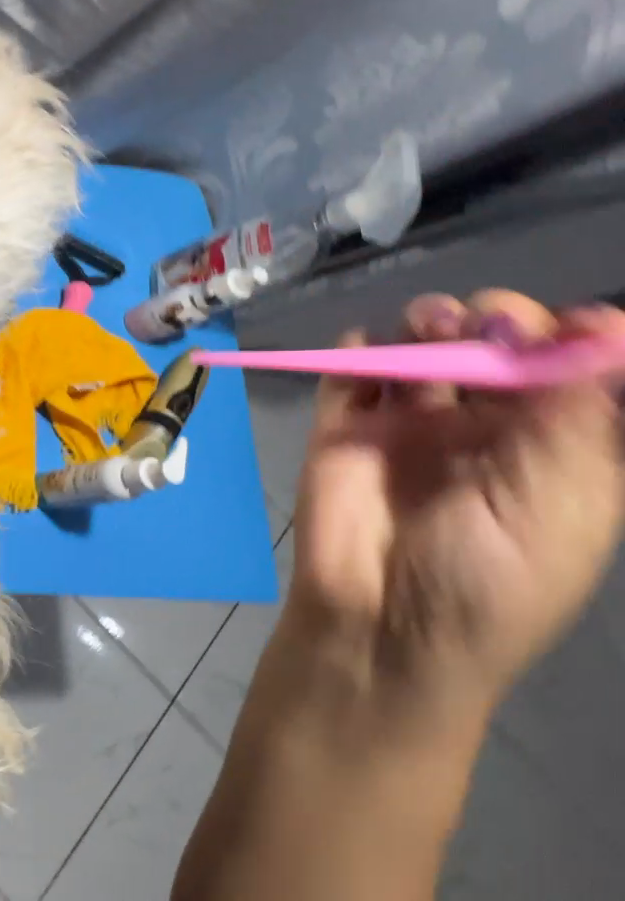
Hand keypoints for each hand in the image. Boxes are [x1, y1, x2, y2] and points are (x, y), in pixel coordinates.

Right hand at [289, 289, 624, 716]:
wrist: (382, 620)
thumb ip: (575, 421)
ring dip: (431, 322)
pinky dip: (357, 348)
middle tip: (487, 325)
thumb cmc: (491, 578)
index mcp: (559, 447)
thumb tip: (596, 331)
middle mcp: (489, 428)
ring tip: (428, 324)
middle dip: (500, 320)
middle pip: (499, 346)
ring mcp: (410, 426)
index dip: (581, 335)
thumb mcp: (560, 506)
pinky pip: (350, 373)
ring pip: (424, 347)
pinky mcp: (344, 429)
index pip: (580, 370)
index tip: (572, 325)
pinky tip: (367, 350)